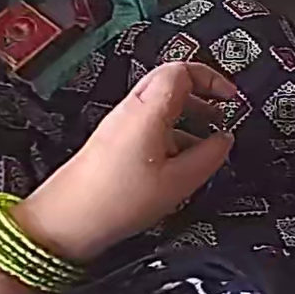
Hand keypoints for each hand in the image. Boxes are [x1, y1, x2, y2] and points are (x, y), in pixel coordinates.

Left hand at [15, 62, 236, 261]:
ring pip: (161, 102)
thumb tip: (225, 140)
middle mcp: (132, 110)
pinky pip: (150, 122)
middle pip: (171, 80)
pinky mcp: (114, 141)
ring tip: (208, 136)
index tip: (230, 96)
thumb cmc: (118, 201)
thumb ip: (210, 156)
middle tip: (222, 109)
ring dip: (189, 112)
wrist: (64, 223)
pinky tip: (183, 158)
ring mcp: (121, 124)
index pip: (182, 70)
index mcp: (149, 110)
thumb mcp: (179, 181)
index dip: (212, 78)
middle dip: (202, 91)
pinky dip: (173, 130)